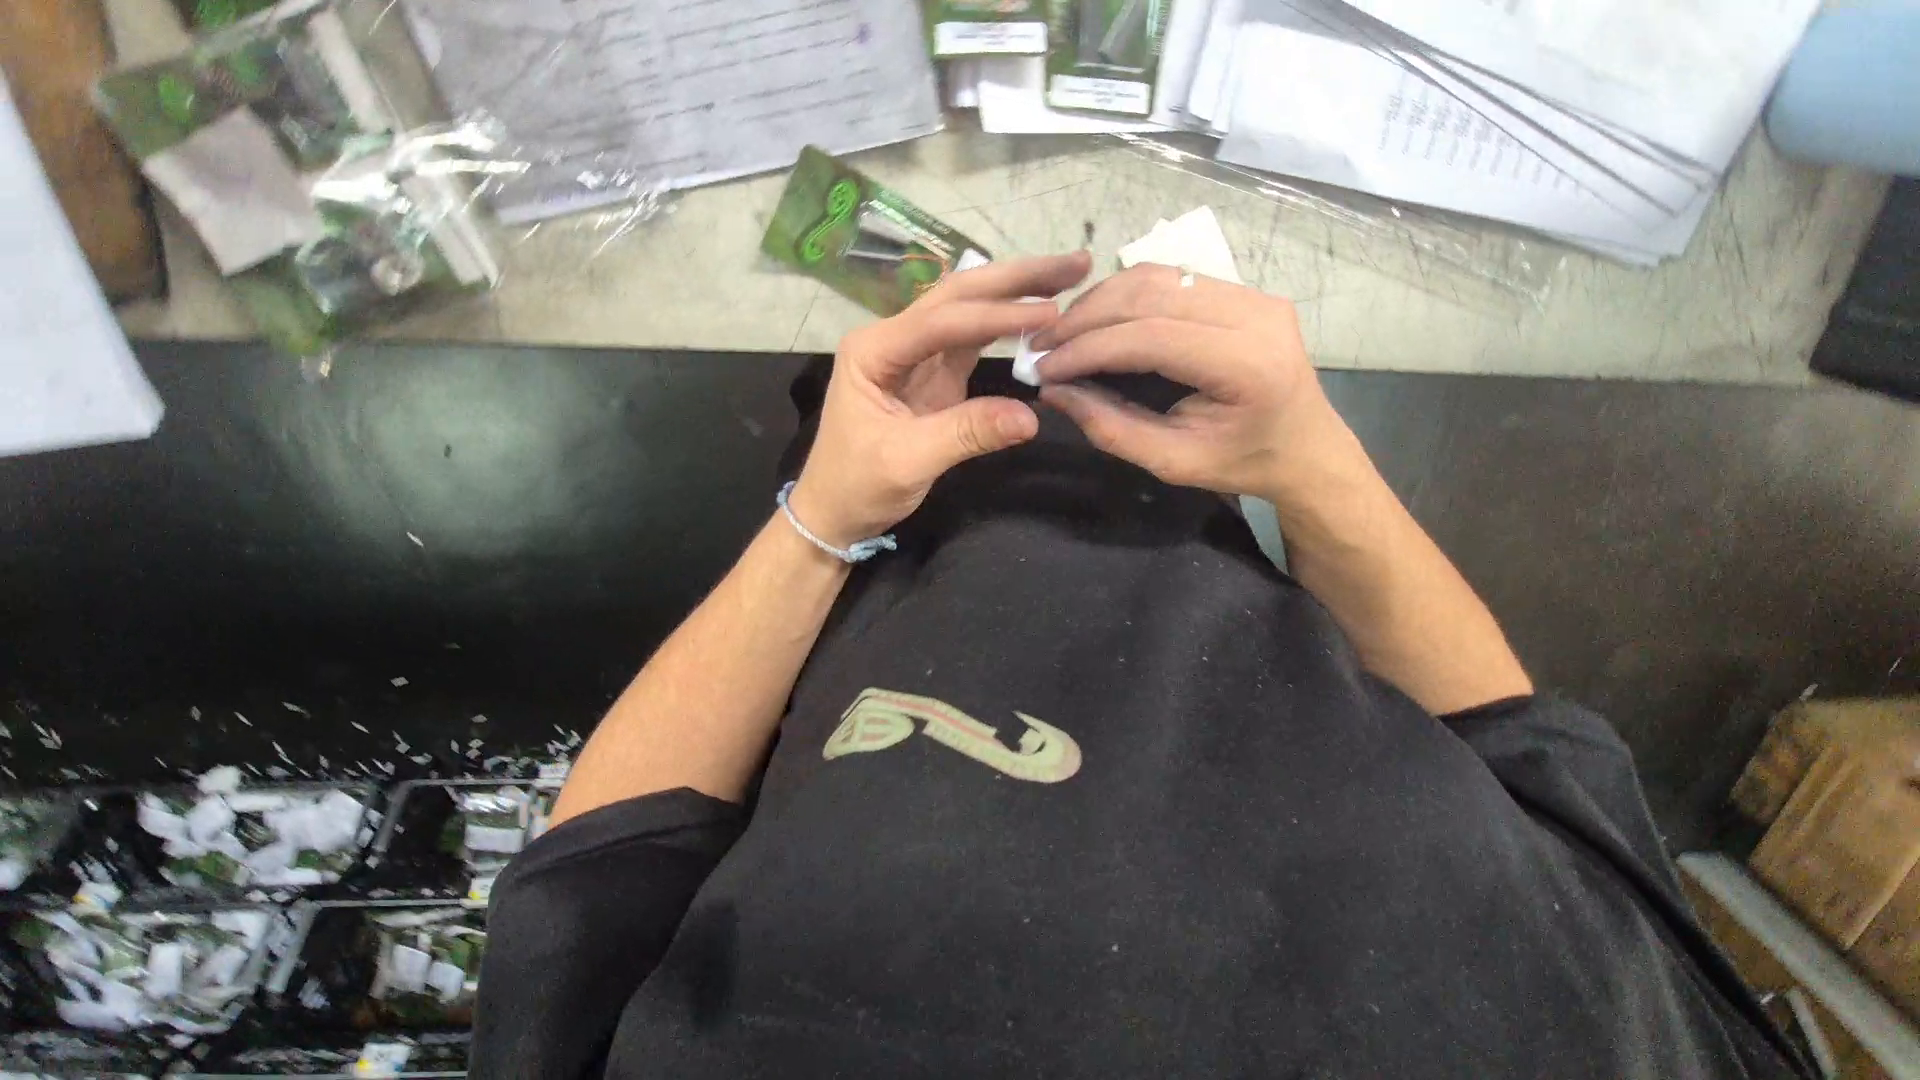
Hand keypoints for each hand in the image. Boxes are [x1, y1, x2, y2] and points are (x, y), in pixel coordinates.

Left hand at [788, 252, 1093, 546]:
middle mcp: (892, 339)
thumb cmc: (858, 485)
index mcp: (874, 350)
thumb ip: (967, 434)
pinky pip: (973, 340)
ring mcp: (914, 354)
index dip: (996, 315)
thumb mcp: (909, 462)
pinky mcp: (933, 373)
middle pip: (957, 296)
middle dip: (1014, 279)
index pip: (942, 321)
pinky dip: (1007, 327)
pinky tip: (1040, 313)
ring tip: (1069, 275)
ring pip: (968, 310)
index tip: (1050, 312)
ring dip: (1015, 293)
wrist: (835, 511)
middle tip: (1074, 264)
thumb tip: (1030, 419)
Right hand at [1029, 264, 1359, 503]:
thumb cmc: (1242, 464)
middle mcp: (1255, 315)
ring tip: (1062, 332)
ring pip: (1158, 277)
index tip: (1043, 368)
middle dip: (1085, 318)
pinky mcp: (1245, 290)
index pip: (1151, 337)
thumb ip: (1111, 427)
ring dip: (1100, 300)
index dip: (1088, 347)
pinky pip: (1173, 278)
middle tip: (1041, 346)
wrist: (1307, 448)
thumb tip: (1054, 391)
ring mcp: (1254, 296)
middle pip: (1151, 294)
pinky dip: (1125, 295)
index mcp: (1247, 365)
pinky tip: (1097, 319)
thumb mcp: (1172, 462)